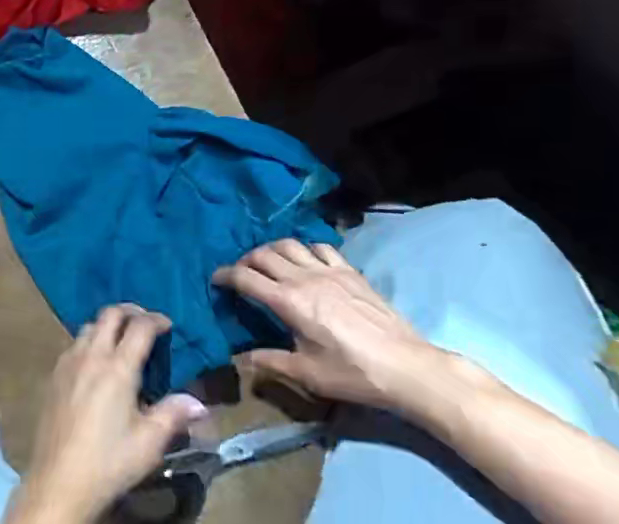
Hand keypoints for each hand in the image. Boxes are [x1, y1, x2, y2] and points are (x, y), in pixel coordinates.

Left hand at [5, 304, 207, 523]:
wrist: (58, 484)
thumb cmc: (108, 462)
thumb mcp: (149, 442)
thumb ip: (174, 415)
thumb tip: (199, 403)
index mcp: (118, 368)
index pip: (140, 327)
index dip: (156, 319)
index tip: (167, 324)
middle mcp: (92, 356)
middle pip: (110, 314)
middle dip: (130, 311)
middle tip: (145, 322)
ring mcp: (68, 364)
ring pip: (89, 326)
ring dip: (107, 325)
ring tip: (120, 340)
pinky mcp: (54, 377)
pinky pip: (73, 344)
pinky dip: (89, 341)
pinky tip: (94, 363)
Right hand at [213, 239, 436, 410]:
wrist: (403, 364)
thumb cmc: (353, 374)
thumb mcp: (308, 375)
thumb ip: (272, 361)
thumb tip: (242, 358)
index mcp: (289, 302)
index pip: (247, 279)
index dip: (226, 275)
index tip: (215, 279)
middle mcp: (304, 277)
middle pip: (265, 254)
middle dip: (246, 260)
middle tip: (240, 273)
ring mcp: (329, 269)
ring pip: (290, 244)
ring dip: (272, 249)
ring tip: (268, 262)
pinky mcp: (349, 269)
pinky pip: (319, 246)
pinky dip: (305, 248)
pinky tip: (306, 260)